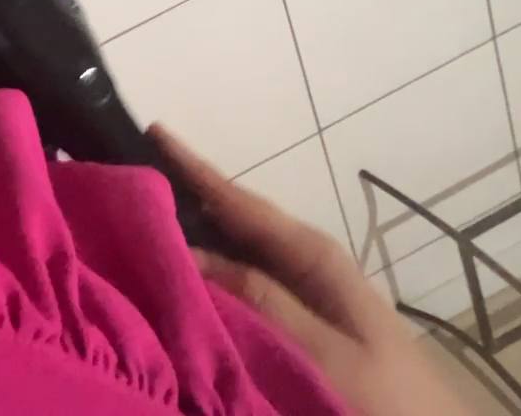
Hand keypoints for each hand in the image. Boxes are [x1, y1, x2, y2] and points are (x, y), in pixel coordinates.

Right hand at [153, 128, 476, 415]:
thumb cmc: (387, 399)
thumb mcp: (325, 354)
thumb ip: (261, 299)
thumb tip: (193, 252)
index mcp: (311, 254)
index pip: (239, 199)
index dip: (194, 166)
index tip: (154, 130)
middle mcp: (303, 256)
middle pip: (234, 210)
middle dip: (186, 184)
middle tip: (133, 162)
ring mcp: (302, 283)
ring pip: (234, 238)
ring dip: (193, 218)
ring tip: (145, 198)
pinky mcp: (296, 310)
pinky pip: (240, 269)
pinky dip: (208, 254)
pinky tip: (182, 255)